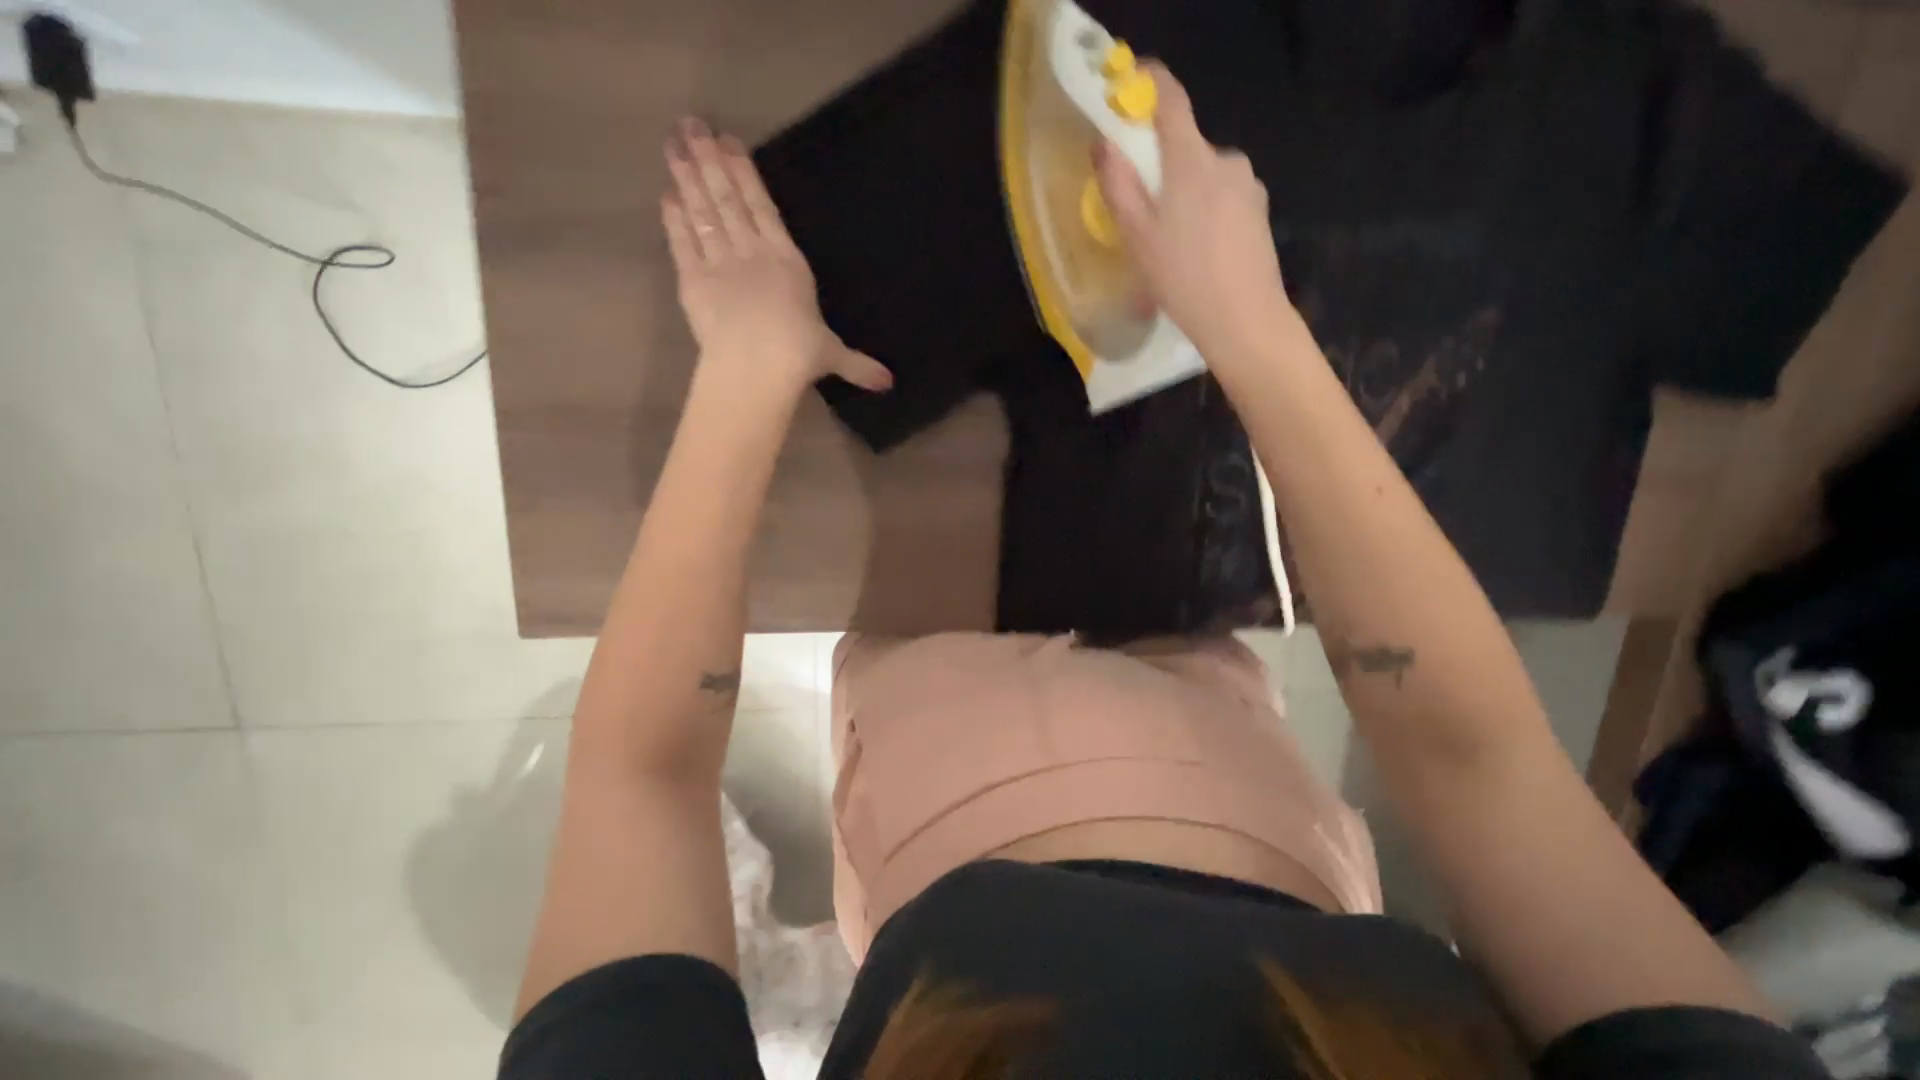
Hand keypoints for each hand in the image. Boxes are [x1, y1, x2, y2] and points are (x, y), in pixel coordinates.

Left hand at [662, 119, 892, 396]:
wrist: (756, 366)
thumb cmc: (798, 355)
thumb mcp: (831, 354)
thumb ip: (855, 362)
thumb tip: (887, 382)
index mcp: (787, 260)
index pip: (762, 207)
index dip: (745, 173)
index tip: (730, 143)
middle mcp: (751, 252)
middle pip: (727, 198)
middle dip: (708, 160)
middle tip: (690, 125)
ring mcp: (719, 262)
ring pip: (702, 211)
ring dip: (687, 176)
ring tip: (672, 144)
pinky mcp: (693, 280)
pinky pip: (682, 241)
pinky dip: (674, 217)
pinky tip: (667, 193)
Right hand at [1095, 64, 1294, 359]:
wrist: (1245, 321)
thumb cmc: (1183, 278)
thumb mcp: (1137, 236)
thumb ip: (1118, 184)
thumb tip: (1106, 144)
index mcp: (1192, 159)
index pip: (1171, 99)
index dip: (1148, 86)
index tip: (1126, 95)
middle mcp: (1226, 159)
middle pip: (1184, 147)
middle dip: (1159, 170)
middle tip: (1139, 214)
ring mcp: (1248, 185)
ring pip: (1203, 177)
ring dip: (1182, 198)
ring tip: (1169, 247)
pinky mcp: (1260, 211)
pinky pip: (1222, 199)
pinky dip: (1204, 215)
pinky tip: (1197, 256)